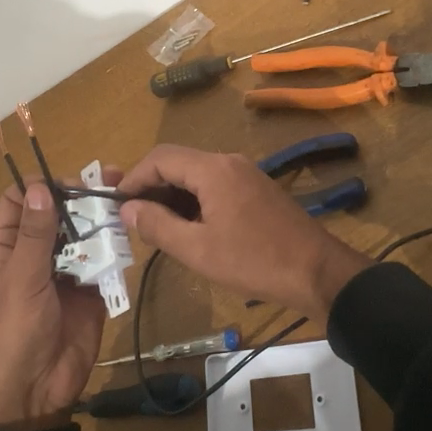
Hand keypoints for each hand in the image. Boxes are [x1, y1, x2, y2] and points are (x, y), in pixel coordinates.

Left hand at [0, 177, 108, 427]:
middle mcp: (35, 256)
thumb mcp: (20, 279)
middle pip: (57, 214)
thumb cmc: (13, 332)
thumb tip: (40, 187)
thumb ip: (34, 234)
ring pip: (84, 235)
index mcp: (6, 250)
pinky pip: (103, 262)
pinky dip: (115, 248)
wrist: (34, 391)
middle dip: (80, 197)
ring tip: (125, 200)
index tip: (69, 182)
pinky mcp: (90, 291)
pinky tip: (129, 233)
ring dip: (102, 218)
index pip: (19, 202)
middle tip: (111, 180)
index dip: (40, 186)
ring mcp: (64, 273)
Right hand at [117, 145, 371, 320]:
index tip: (114, 203)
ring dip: (170, 196)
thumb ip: (158, 226)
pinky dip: (193, 201)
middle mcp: (228, 162)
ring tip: (149, 226)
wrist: (318, 272)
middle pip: (178, 163)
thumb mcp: (198, 249)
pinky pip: (214, 187)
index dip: (133, 178)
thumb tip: (128, 208)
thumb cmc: (254, 261)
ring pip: (196, 176)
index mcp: (213, 169)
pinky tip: (184, 228)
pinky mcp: (256, 191)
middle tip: (125, 214)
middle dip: (149, 186)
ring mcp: (246, 175)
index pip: (160, 158)